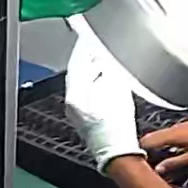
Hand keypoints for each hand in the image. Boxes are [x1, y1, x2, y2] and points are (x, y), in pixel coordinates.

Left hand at [63, 36, 142, 171]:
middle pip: (77, 72)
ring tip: (102, 58)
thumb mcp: (116, 91)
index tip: (89, 35)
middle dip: (87, 57)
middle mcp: (71, 102)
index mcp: (75, 95)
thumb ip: (109, 71)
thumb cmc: (116, 127)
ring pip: (81, 82)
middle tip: (98, 44)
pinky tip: (103, 78)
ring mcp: (76, 111)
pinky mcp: (83, 116)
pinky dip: (94, 81)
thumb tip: (106, 61)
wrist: (116, 152)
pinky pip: (86, 92)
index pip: (76, 63)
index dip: (84, 47)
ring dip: (91, 69)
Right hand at [140, 115, 187, 174]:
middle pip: (153, 137)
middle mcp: (178, 127)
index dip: (137, 150)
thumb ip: (176, 163)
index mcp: (177, 134)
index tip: (129, 158)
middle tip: (134, 160)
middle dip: (142, 147)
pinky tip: (166, 150)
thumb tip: (158, 169)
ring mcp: (185, 126)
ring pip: (161, 135)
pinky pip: (170, 134)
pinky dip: (163, 142)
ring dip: (153, 145)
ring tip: (147, 157)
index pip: (149, 141)